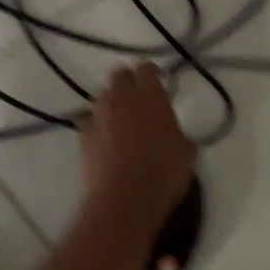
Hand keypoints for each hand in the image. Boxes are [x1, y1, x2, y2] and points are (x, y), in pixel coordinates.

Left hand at [79, 64, 196, 237]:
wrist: (124, 200)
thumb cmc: (163, 173)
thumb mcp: (187, 154)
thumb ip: (181, 136)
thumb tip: (179, 137)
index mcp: (150, 95)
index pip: (146, 69)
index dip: (151, 72)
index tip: (157, 79)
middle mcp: (121, 98)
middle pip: (119, 75)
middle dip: (127, 81)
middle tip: (138, 96)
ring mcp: (98, 115)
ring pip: (102, 96)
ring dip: (112, 102)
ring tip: (121, 118)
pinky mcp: (83, 135)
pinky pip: (89, 120)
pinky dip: (98, 124)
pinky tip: (105, 139)